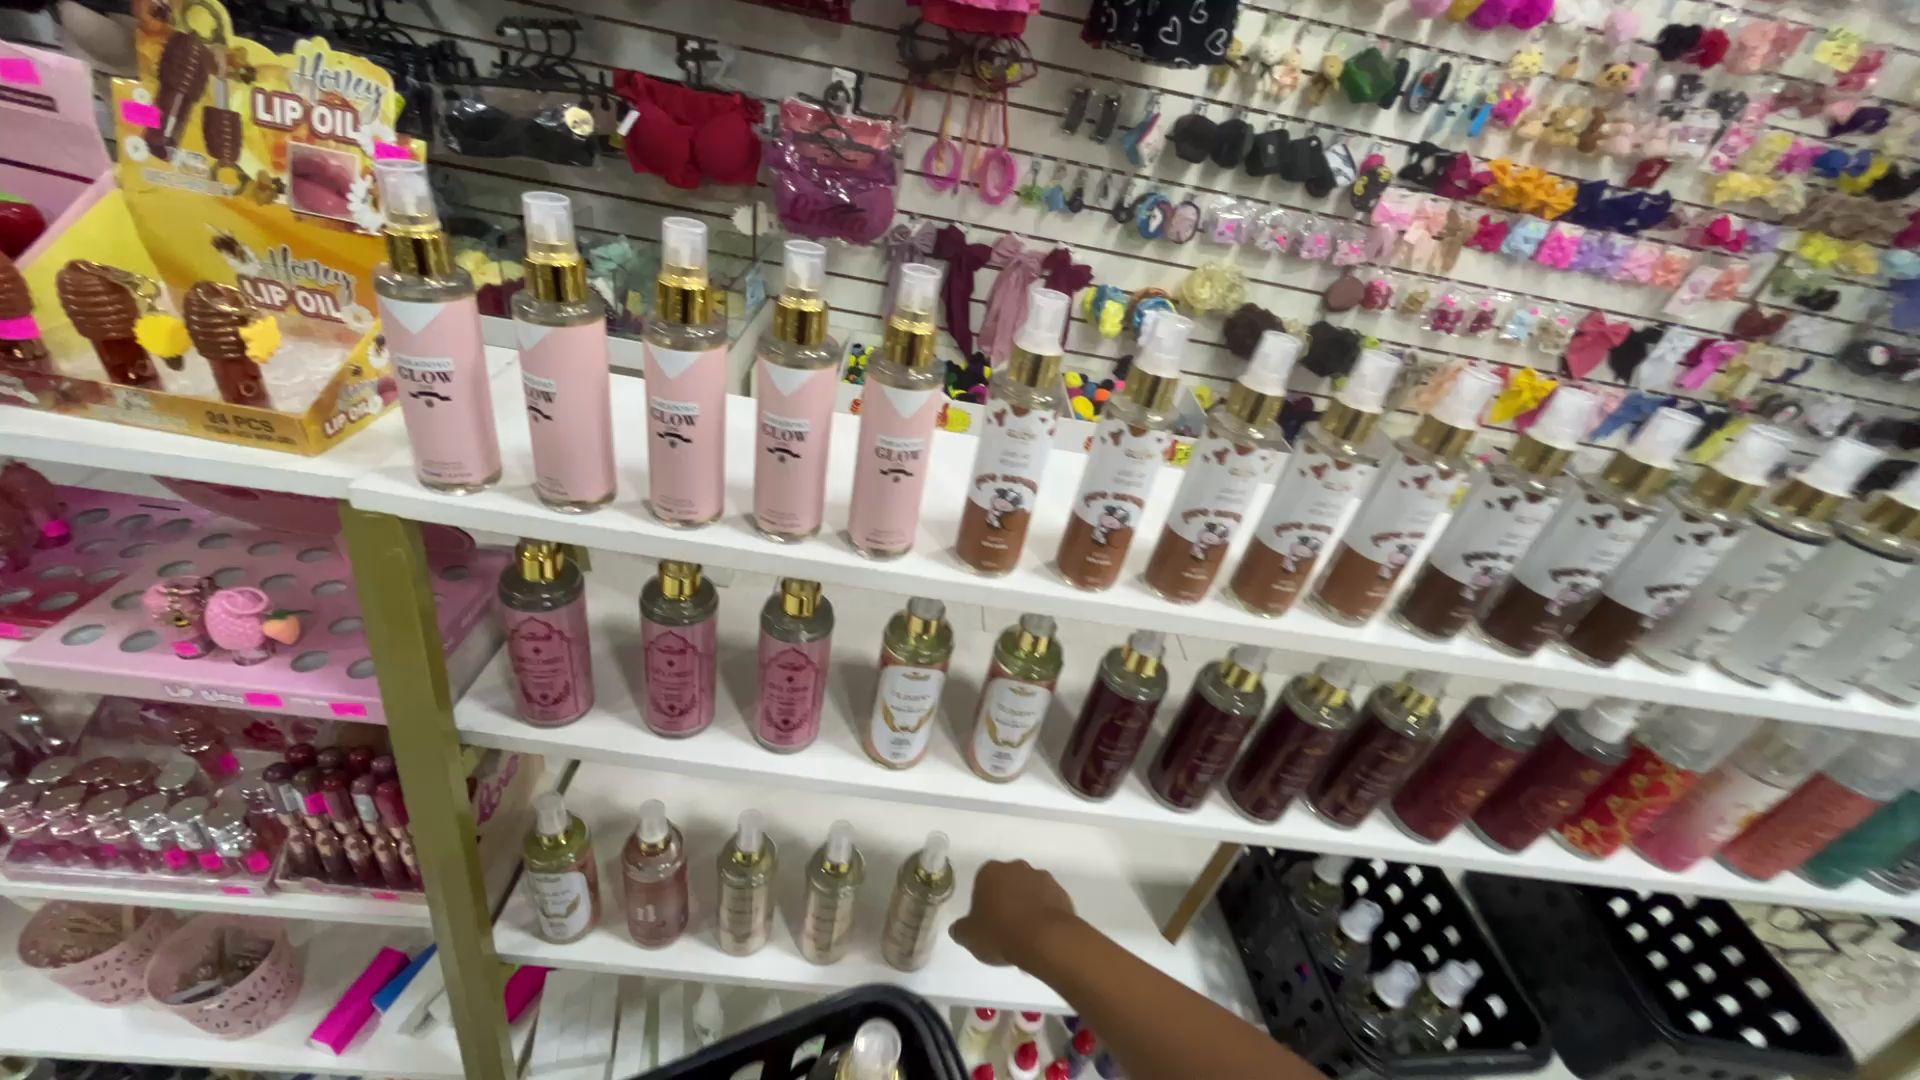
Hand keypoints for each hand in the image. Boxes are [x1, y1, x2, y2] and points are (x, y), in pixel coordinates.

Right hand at [949, 859, 1076, 968]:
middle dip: (1006, 903)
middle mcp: (1017, 867)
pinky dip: (1044, 916)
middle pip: (1007, 885)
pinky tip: (1042, 938)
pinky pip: (1048, 903)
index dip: (983, 904)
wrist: (1045, 939)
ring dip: (1027, 908)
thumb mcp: (969, 937)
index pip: (982, 883)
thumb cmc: (1000, 933)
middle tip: (1005, 931)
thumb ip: (961, 929)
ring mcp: (1042, 878)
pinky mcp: (1061, 893)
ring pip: (1030, 893)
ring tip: (1025, 939)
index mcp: (990, 871)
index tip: (986, 924)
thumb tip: (958, 928)